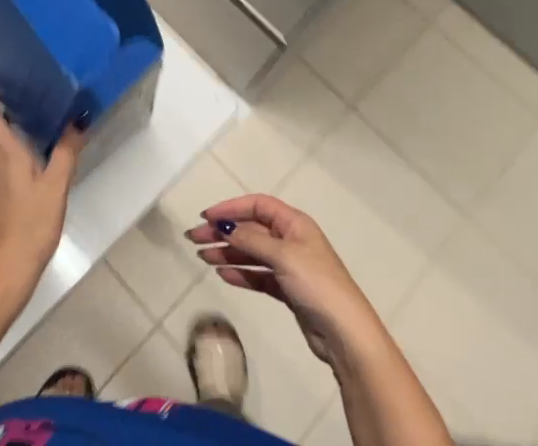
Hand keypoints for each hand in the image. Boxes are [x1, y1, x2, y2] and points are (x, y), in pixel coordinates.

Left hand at [0, 82, 84, 294]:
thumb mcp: (56, 187)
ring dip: (6, 127)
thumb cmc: (30, 224)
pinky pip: (4, 162)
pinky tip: (32, 152)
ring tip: (29, 111)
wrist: (7, 270)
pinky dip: (13, 148)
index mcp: (6, 156)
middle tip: (15, 86)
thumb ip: (66, 153)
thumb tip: (78, 121)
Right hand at [187, 194, 381, 363]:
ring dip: (227, 252)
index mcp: (295, 224)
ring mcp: (289, 266)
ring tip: (202, 256)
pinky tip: (222, 274)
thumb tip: (225, 227)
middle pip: (251, 229)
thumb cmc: (316, 284)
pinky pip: (257, 275)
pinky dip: (240, 273)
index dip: (231, 208)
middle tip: (194, 238)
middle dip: (223, 231)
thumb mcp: (283, 256)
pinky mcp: (286, 289)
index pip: (257, 206)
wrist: (344, 332)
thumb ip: (251, 240)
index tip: (206, 217)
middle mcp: (291, 240)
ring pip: (251, 253)